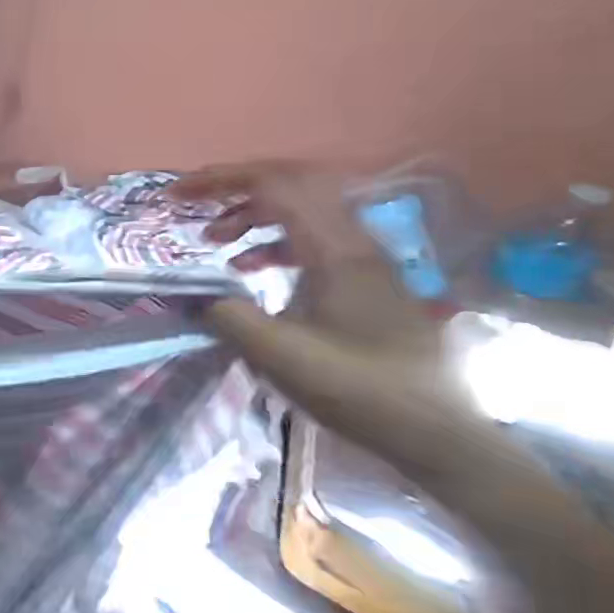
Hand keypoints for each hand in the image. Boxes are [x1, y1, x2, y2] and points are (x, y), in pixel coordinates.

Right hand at [168, 161, 490, 486]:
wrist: (435, 431)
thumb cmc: (358, 389)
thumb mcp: (281, 357)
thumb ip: (230, 316)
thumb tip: (198, 295)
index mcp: (335, 249)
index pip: (273, 185)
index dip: (219, 181)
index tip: (178, 196)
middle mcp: (354, 239)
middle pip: (290, 184)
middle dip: (234, 189)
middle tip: (194, 206)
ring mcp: (365, 257)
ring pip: (303, 210)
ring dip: (253, 215)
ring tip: (216, 242)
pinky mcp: (368, 278)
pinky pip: (314, 237)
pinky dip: (274, 240)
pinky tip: (252, 270)